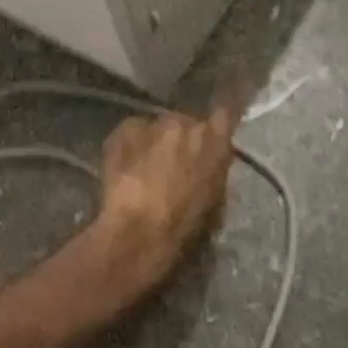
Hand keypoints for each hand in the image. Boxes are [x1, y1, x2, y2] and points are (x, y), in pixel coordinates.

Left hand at [93, 101, 238, 296]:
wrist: (140, 231)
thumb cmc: (184, 225)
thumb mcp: (214, 201)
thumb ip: (215, 172)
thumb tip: (210, 163)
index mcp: (214, 141)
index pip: (224, 116)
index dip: (217, 124)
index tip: (213, 132)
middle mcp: (186, 124)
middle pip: (185, 123)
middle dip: (181, 139)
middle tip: (174, 162)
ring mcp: (153, 124)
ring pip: (157, 127)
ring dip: (155, 141)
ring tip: (146, 167)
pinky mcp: (123, 131)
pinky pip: (131, 132)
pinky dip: (130, 144)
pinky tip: (126, 166)